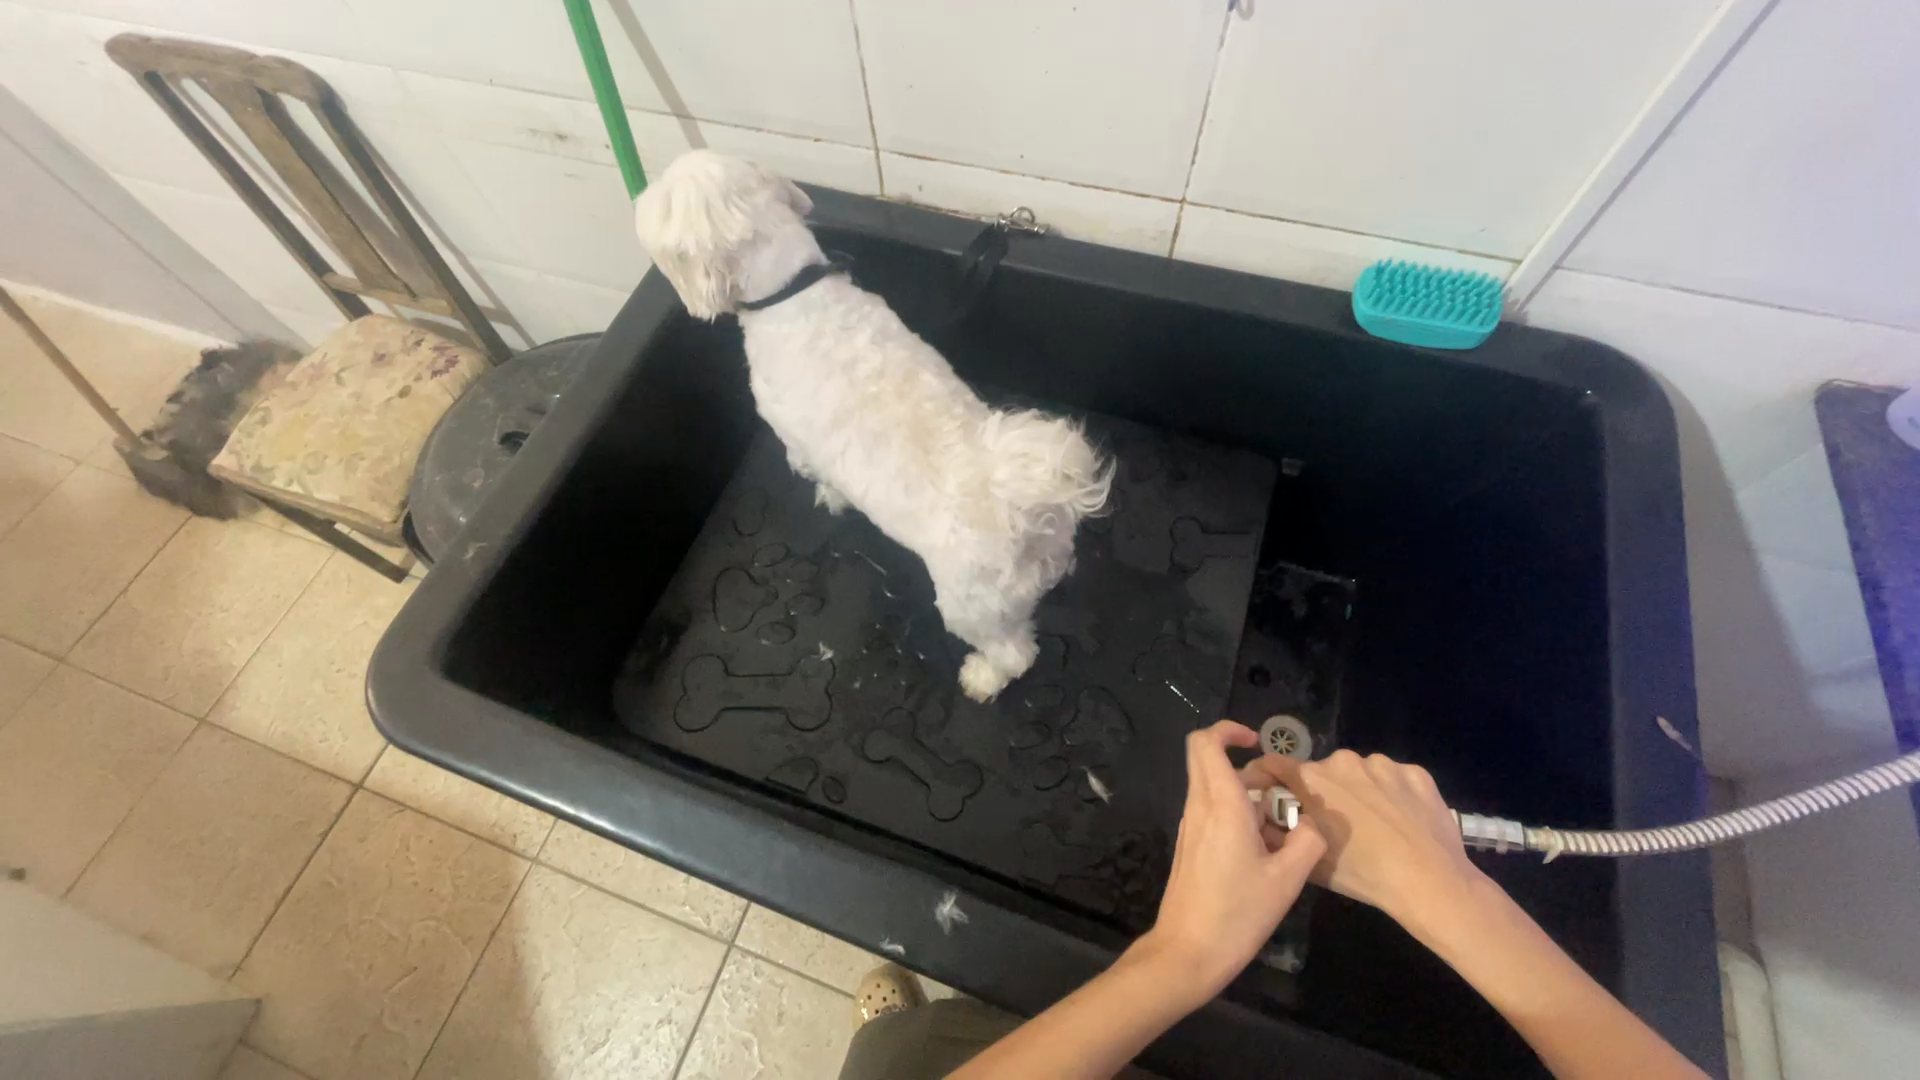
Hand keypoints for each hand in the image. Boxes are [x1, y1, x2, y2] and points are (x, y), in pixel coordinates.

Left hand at [1140, 721, 1326, 1004]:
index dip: (1228, 730)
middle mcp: (1199, 805)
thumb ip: (1308, 841)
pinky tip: (1265, 850)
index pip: (1206, 742)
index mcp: (1219, 803)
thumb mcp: (1288, 880)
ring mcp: (1190, 824)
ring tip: (1282, 828)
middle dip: (1242, 760)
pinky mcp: (1190, 843)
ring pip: (1212, 786)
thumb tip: (1314, 821)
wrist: (1189, 949)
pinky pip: (1212, 810)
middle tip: (1277, 786)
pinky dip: (1237, 814)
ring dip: (1245, 793)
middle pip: (1205, 757)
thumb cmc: (1238, 912)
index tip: (1258, 742)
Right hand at [1245, 750, 1481, 926]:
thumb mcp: (1309, 861)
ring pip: (1359, 773)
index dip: (1266, 776)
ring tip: (1374, 823)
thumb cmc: (1364, 874)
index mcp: (1312, 778)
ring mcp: (1383, 765)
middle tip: (1333, 822)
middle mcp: (1343, 760)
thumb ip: (1276, 835)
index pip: (1274, 763)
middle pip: (1321, 771)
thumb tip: (1261, 820)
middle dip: (1321, 791)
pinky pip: (1393, 778)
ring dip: (1358, 790)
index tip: (1267, 791)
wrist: (1434, 885)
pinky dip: (1391, 793)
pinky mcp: (1416, 773)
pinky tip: (1402, 820)